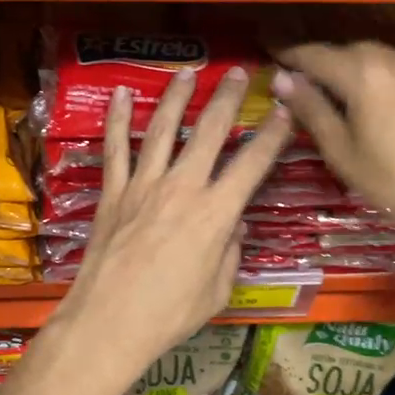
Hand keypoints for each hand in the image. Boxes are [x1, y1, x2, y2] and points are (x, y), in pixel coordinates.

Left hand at [49, 66, 291, 372]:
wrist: (110, 321)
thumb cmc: (170, 314)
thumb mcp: (217, 290)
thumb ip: (230, 253)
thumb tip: (236, 227)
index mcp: (216, 213)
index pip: (253, 163)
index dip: (272, 134)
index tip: (285, 110)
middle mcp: (182, 188)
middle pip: (208, 132)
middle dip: (226, 99)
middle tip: (237, 73)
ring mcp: (143, 185)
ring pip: (162, 129)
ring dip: (176, 97)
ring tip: (188, 72)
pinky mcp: (113, 192)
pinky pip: (115, 148)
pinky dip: (116, 119)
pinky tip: (120, 94)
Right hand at [271, 41, 394, 255]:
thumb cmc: (392, 181)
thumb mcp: (340, 150)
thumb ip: (311, 109)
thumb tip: (282, 80)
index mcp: (362, 75)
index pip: (315, 55)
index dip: (290, 56)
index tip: (272, 60)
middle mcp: (390, 61)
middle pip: (344, 50)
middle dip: (319, 61)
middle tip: (297, 81)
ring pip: (370, 55)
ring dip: (346, 64)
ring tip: (328, 87)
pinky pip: (392, 65)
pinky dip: (372, 71)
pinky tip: (367, 93)